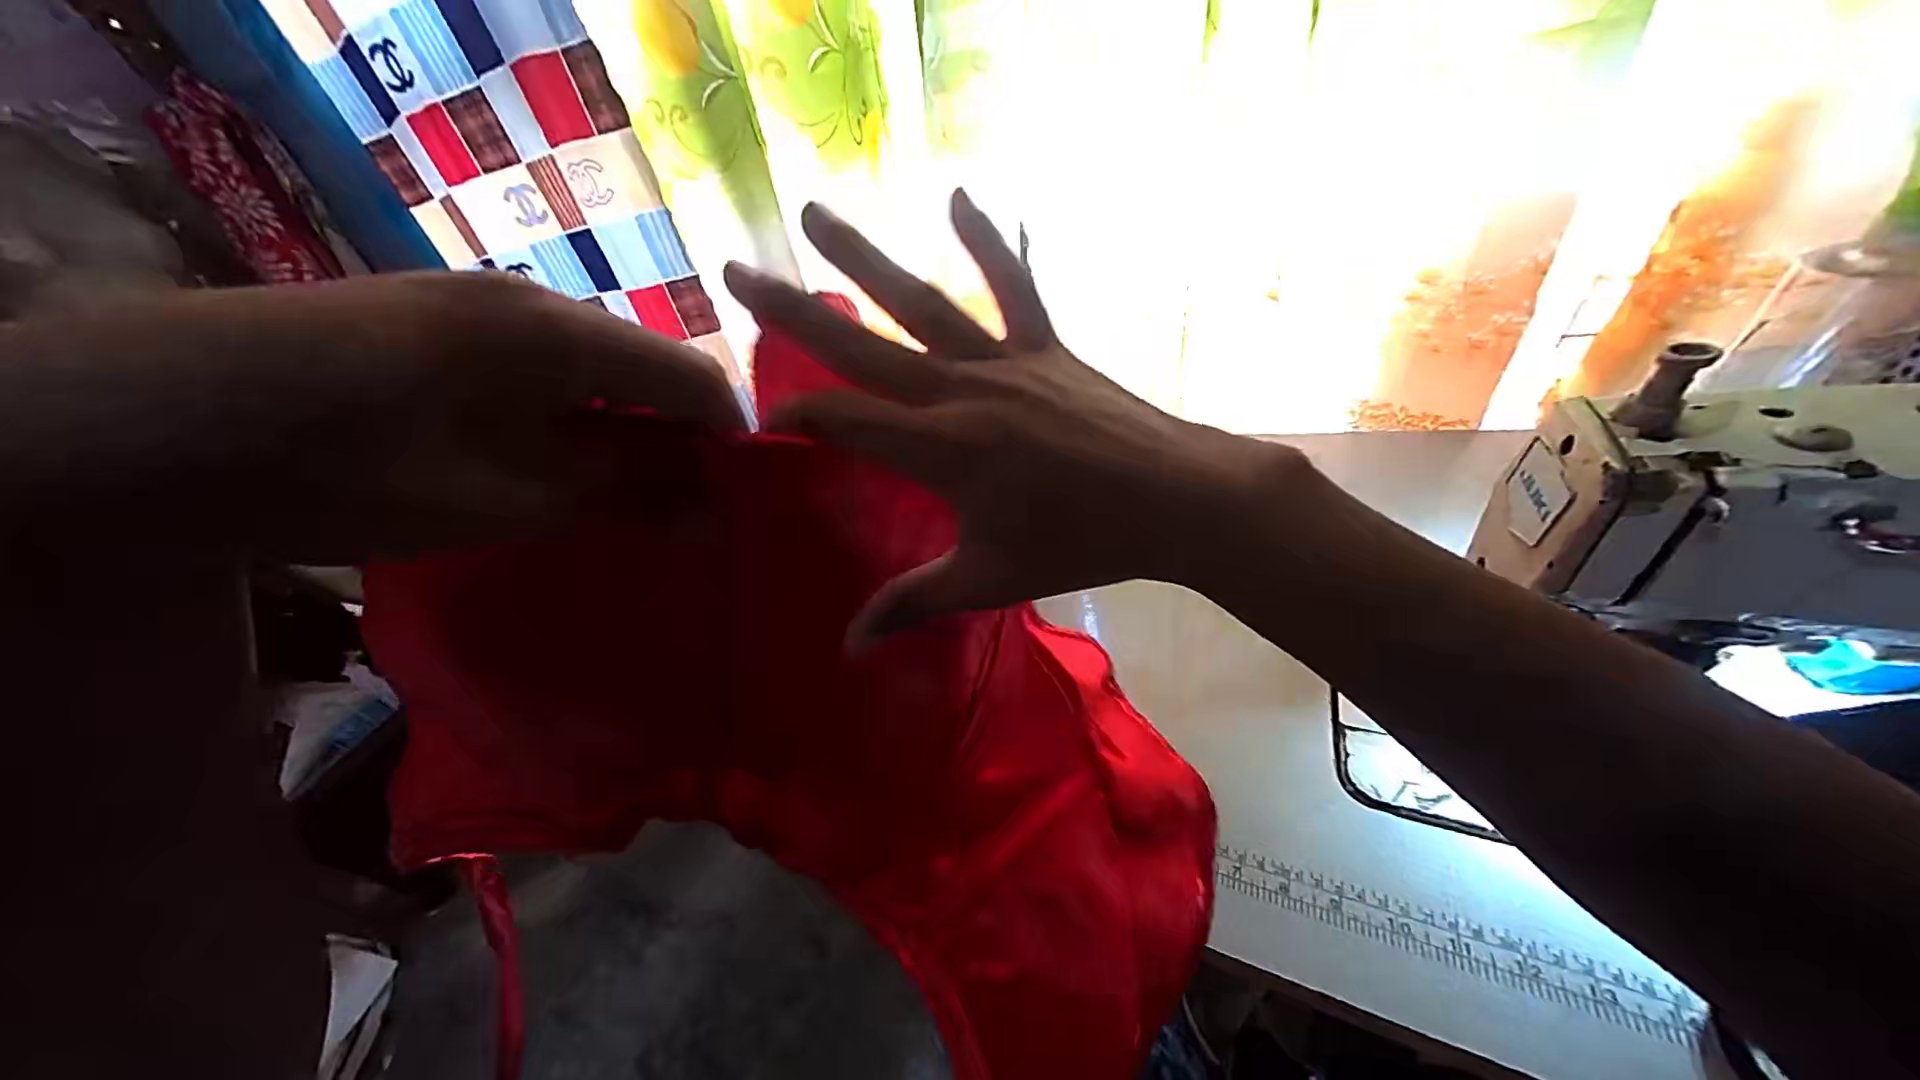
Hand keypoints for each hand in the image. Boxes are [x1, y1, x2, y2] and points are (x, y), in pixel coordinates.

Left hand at [0, 272, 741, 562]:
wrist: (145, 428)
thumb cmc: (341, 469)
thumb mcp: (503, 498)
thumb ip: (620, 491)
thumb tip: (714, 508)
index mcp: (556, 334)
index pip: (691, 374)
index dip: (733, 434)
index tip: (751, 495)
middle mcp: (537, 306)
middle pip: (655, 370)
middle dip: (690, 440)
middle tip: (704, 508)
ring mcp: (495, 314)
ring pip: (610, 376)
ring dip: (640, 435)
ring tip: (651, 498)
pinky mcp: (461, 333)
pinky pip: (561, 378)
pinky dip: (589, 425)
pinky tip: (584, 470)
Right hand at [723, 191, 1299, 646]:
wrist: (1173, 500)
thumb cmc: (1080, 544)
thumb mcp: (990, 579)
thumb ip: (914, 603)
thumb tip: (851, 648)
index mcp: (942, 450)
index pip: (843, 419)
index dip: (798, 414)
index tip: (767, 417)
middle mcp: (963, 392)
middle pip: (861, 347)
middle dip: (791, 312)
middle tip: (735, 273)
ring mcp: (1006, 361)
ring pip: (922, 301)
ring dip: (863, 259)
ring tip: (814, 213)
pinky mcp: (1047, 346)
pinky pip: (1013, 285)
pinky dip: (987, 243)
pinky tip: (960, 195)